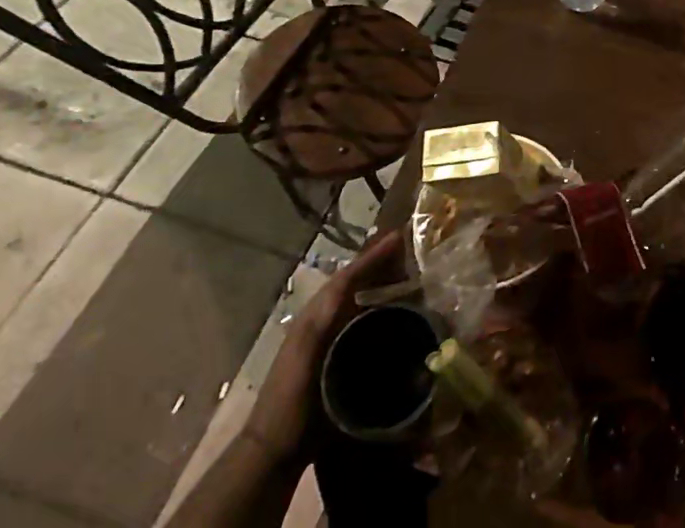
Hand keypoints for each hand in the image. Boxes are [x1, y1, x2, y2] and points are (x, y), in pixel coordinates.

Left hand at [243, 228, 405, 464]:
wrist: (275, 447)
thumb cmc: (290, 400)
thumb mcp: (306, 355)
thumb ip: (322, 319)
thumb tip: (348, 283)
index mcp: (315, 316)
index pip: (347, 277)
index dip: (371, 257)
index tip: (399, 236)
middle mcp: (321, 320)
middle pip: (353, 284)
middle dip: (378, 263)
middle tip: (409, 248)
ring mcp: (328, 339)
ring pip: (357, 300)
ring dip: (379, 282)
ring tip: (407, 271)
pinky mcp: (336, 358)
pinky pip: (360, 321)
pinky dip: (378, 307)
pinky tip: (396, 309)